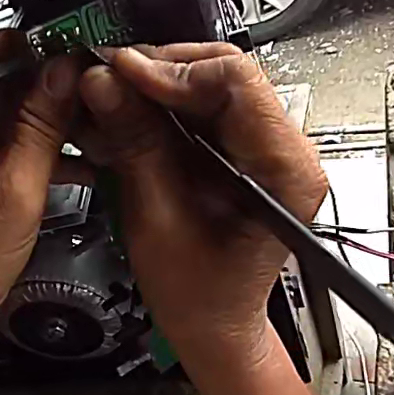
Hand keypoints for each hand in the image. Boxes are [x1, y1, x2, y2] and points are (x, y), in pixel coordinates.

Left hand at [0, 30, 79, 394]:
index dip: (14, 41)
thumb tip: (66, 71)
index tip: (61, 47)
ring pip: (3, 112)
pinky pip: (2, 142)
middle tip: (92, 89)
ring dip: (47, 120)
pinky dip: (35, 146)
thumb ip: (42, 126)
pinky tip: (79, 158)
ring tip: (95, 126)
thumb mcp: (14, 191)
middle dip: (43, 88)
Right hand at [79, 44, 325, 376]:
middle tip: (107, 80)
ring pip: (208, 85)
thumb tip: (106, 84)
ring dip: (154, 88)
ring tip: (109, 100)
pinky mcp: (242, 150)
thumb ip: (135, 145)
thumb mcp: (157, 221)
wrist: (216, 324)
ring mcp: (265, 148)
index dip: (173, 70)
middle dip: (158, 73)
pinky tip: (127, 117)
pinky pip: (200, 108)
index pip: (237, 82)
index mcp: (285, 172)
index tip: (122, 73)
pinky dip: (159, 107)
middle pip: (223, 75)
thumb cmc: (202, 295)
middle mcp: (286, 152)